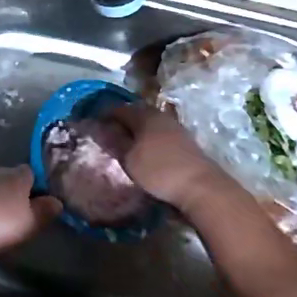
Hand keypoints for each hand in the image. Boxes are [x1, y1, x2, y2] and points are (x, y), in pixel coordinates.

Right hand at [109, 103, 224, 208]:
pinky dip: (148, 138)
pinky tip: (145, 150)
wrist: (202, 188)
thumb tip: (99, 128)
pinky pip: (159, 132)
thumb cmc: (159, 171)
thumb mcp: (129, 159)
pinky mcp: (185, 141)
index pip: (117, 108)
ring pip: (148, 123)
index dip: (104, 116)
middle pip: (135, 113)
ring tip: (125, 143)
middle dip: (120, 121)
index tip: (93, 126)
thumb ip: (114, 141)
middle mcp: (159, 116)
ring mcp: (175, 127)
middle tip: (108, 134)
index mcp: (143, 115)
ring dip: (136, 130)